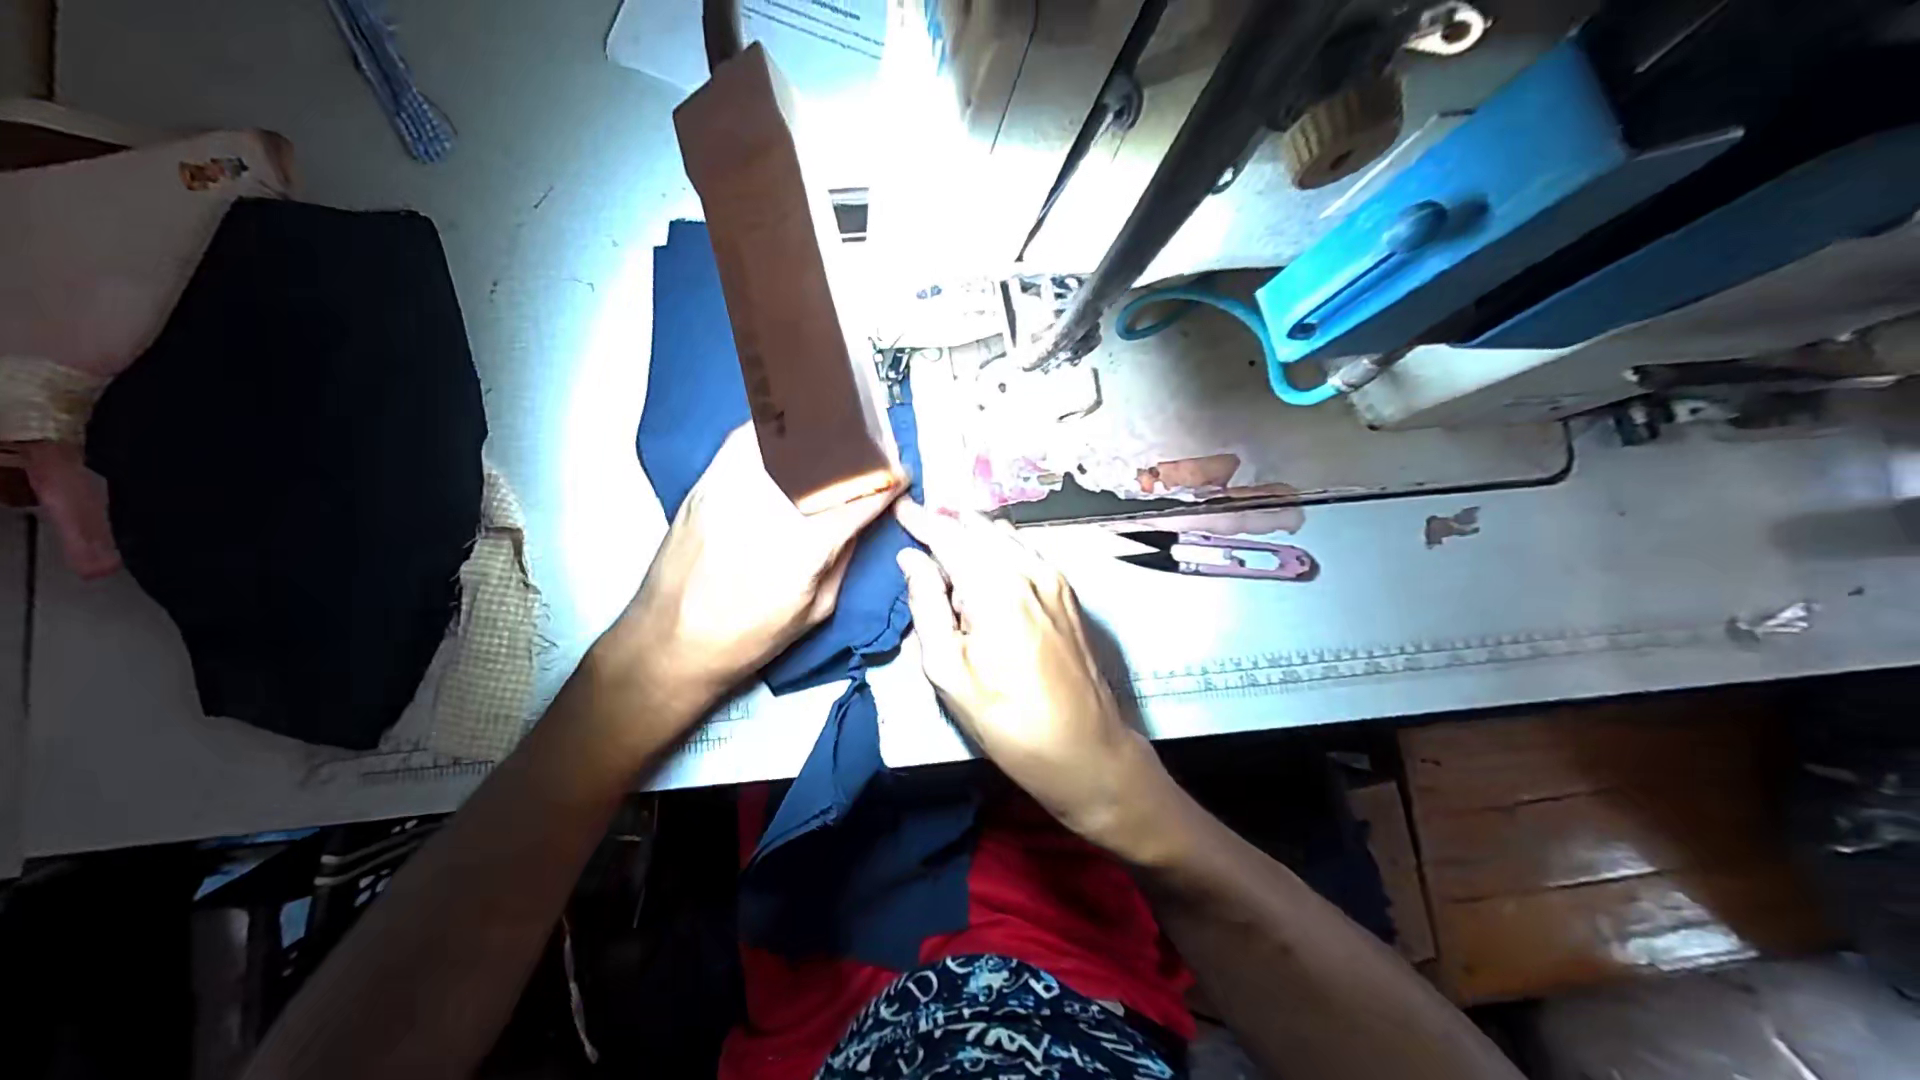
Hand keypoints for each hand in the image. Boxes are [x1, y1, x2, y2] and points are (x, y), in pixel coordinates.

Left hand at [598, 425, 901, 730]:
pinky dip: (777, 429)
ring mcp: (732, 489)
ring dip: (824, 431)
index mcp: (803, 548)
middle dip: (861, 448)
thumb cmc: (746, 639)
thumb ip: (843, 555)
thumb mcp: (816, 609)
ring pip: (789, 437)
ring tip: (845, 429)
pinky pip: (749, 436)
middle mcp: (767, 508)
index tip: (900, 475)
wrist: (668, 641)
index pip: (859, 498)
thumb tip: (861, 517)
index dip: (887, 482)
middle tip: (877, 447)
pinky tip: (794, 431)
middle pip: (827, 457)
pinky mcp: (707, 482)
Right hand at [893, 500, 1166, 850]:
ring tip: (948, 539)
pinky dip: (1000, 546)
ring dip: (974, 531)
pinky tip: (989, 561)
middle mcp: (1028, 571)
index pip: (949, 536)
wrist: (1085, 750)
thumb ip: (926, 605)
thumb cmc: (1007, 720)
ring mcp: (1054, 580)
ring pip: (1006, 536)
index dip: (920, 519)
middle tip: (920, 521)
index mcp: (995, 588)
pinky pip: (1027, 551)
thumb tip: (911, 559)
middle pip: (979, 528)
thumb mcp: (948, 671)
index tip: (899, 505)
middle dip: (947, 521)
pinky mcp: (1068, 594)